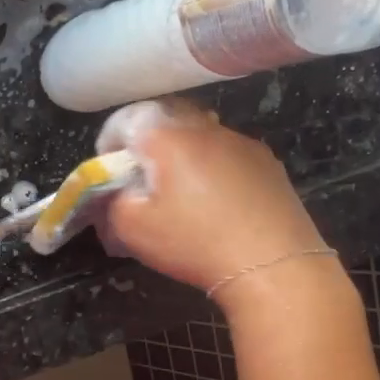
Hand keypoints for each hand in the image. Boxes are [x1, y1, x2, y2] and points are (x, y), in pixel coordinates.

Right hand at [98, 101, 330, 302]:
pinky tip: (207, 200)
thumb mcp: (129, 226)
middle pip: (168, 119)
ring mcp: (243, 144)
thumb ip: (110, 197)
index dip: (111, 140)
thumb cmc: (192, 241)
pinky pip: (223, 152)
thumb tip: (113, 185)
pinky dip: (206, 166)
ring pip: (198, 134)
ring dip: (177, 154)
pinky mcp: (265, 162)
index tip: (109, 169)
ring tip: (174, 192)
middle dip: (145, 144)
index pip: (131, 118)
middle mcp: (210, 131)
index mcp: (172, 141)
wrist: (270, 261)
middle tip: (137, 179)